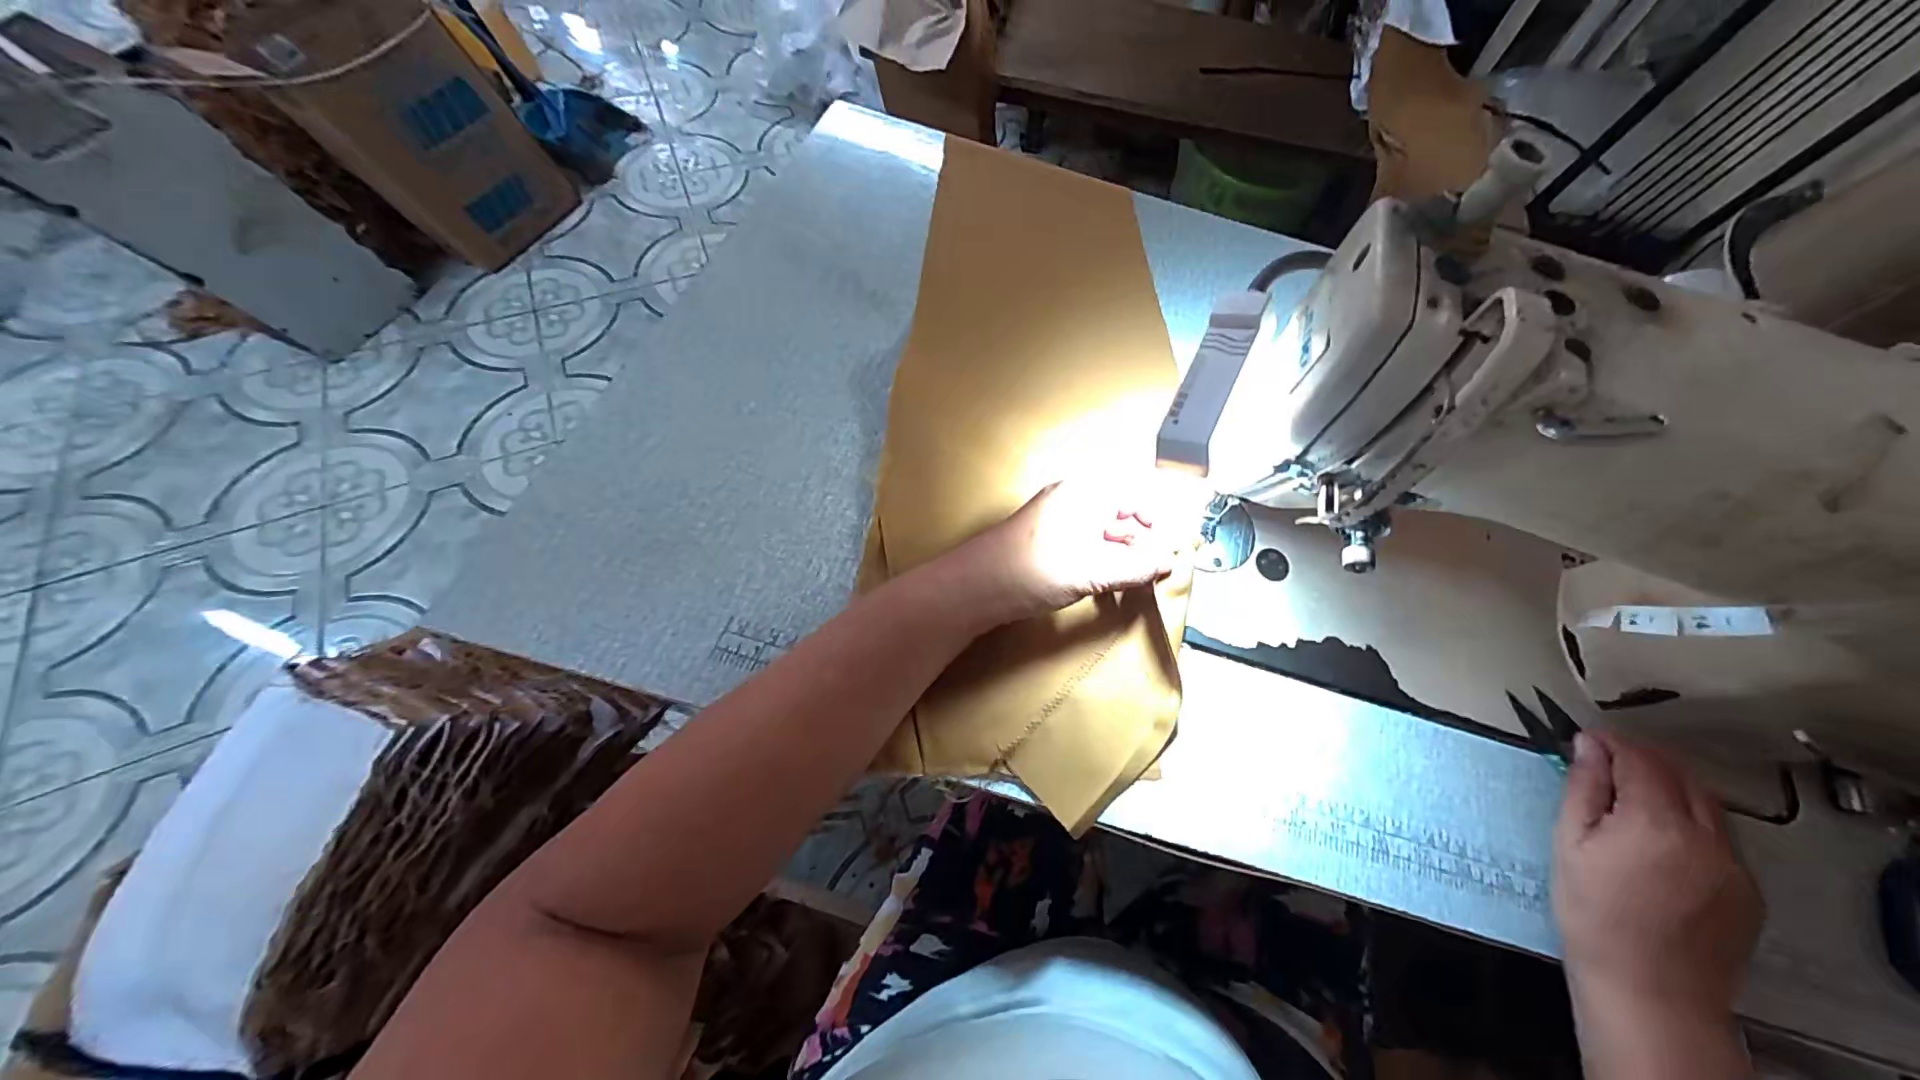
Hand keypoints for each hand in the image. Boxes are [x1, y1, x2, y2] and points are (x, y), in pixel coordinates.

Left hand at [923, 477, 1200, 630]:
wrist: (974, 588)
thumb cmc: (1034, 570)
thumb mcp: (1092, 570)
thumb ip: (1134, 567)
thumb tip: (1167, 563)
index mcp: (1084, 492)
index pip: (1134, 490)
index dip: (1155, 515)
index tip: (1167, 544)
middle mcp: (1071, 499)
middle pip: (1119, 511)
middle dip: (1141, 539)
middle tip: (1154, 568)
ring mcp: (1056, 520)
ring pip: (1102, 531)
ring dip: (1122, 553)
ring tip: (1133, 580)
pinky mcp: (1046, 543)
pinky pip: (1085, 544)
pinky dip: (1101, 561)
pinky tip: (1106, 584)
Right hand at [1553, 729, 1761, 1077]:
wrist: (1648, 986)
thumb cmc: (1592, 912)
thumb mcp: (1569, 842)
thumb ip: (1583, 789)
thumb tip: (1588, 747)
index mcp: (1658, 823)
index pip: (1641, 760)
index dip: (1612, 742)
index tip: (1585, 738)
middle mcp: (1708, 838)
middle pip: (1682, 775)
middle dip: (1643, 756)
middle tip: (1604, 756)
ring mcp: (1737, 866)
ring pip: (1707, 803)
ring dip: (1670, 784)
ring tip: (1629, 788)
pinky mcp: (1748, 889)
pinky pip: (1720, 835)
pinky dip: (1690, 817)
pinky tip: (1659, 831)